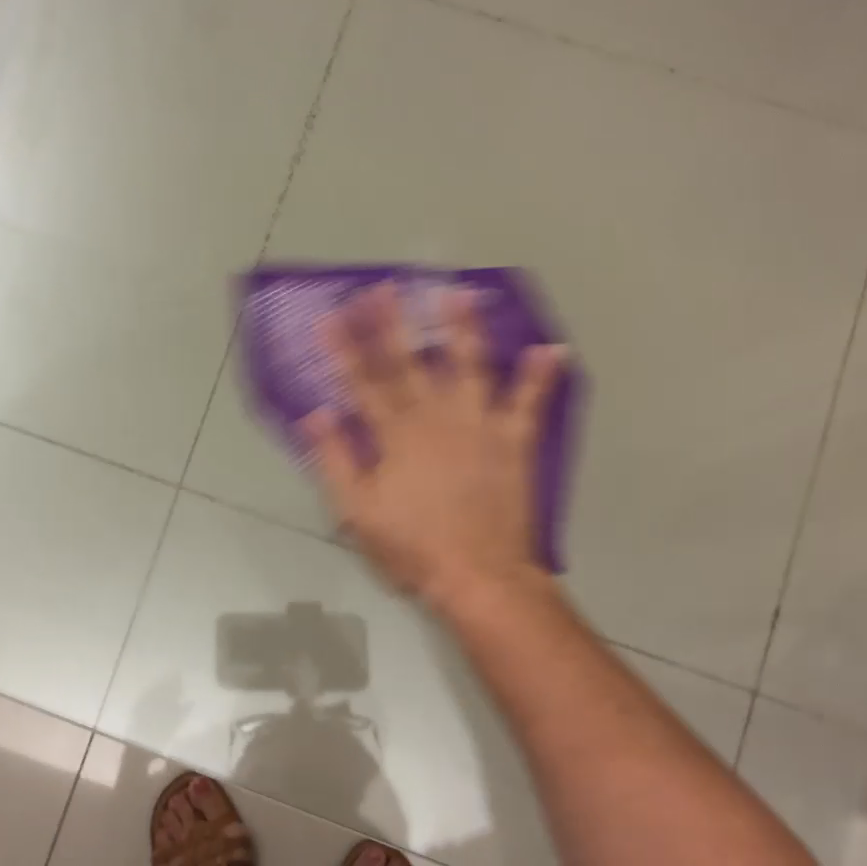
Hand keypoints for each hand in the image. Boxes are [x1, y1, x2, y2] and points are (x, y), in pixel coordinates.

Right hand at [304, 283, 565, 614]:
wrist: (481, 578)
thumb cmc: (412, 547)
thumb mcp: (357, 511)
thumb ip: (335, 459)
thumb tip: (315, 414)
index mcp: (395, 435)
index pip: (363, 382)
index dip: (344, 348)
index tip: (331, 316)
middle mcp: (435, 418)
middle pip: (408, 363)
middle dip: (392, 323)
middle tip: (384, 287)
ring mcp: (479, 426)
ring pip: (468, 367)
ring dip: (462, 329)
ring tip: (458, 293)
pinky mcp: (513, 442)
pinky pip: (529, 403)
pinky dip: (539, 376)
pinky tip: (551, 348)